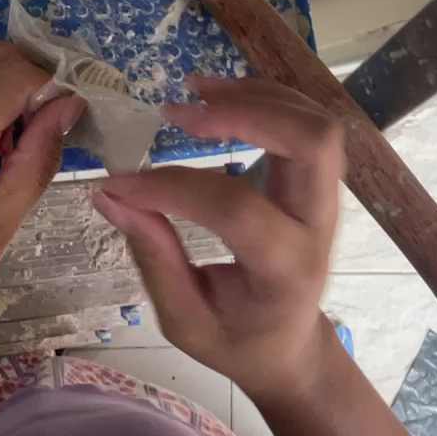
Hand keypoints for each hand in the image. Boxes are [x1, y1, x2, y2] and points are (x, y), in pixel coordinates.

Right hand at [92, 76, 343, 404]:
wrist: (290, 345)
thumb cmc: (236, 340)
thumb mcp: (184, 320)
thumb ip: (154, 258)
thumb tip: (110, 195)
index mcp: (287, 271)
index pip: (237, 210)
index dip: (173, 187)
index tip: (120, 182)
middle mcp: (318, 226)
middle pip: (311, 143)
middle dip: (245, 113)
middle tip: (180, 113)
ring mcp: (325, 198)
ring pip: (314, 123)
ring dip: (255, 95)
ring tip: (195, 90)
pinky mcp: (317, 180)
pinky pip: (304, 121)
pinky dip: (262, 97)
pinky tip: (217, 95)